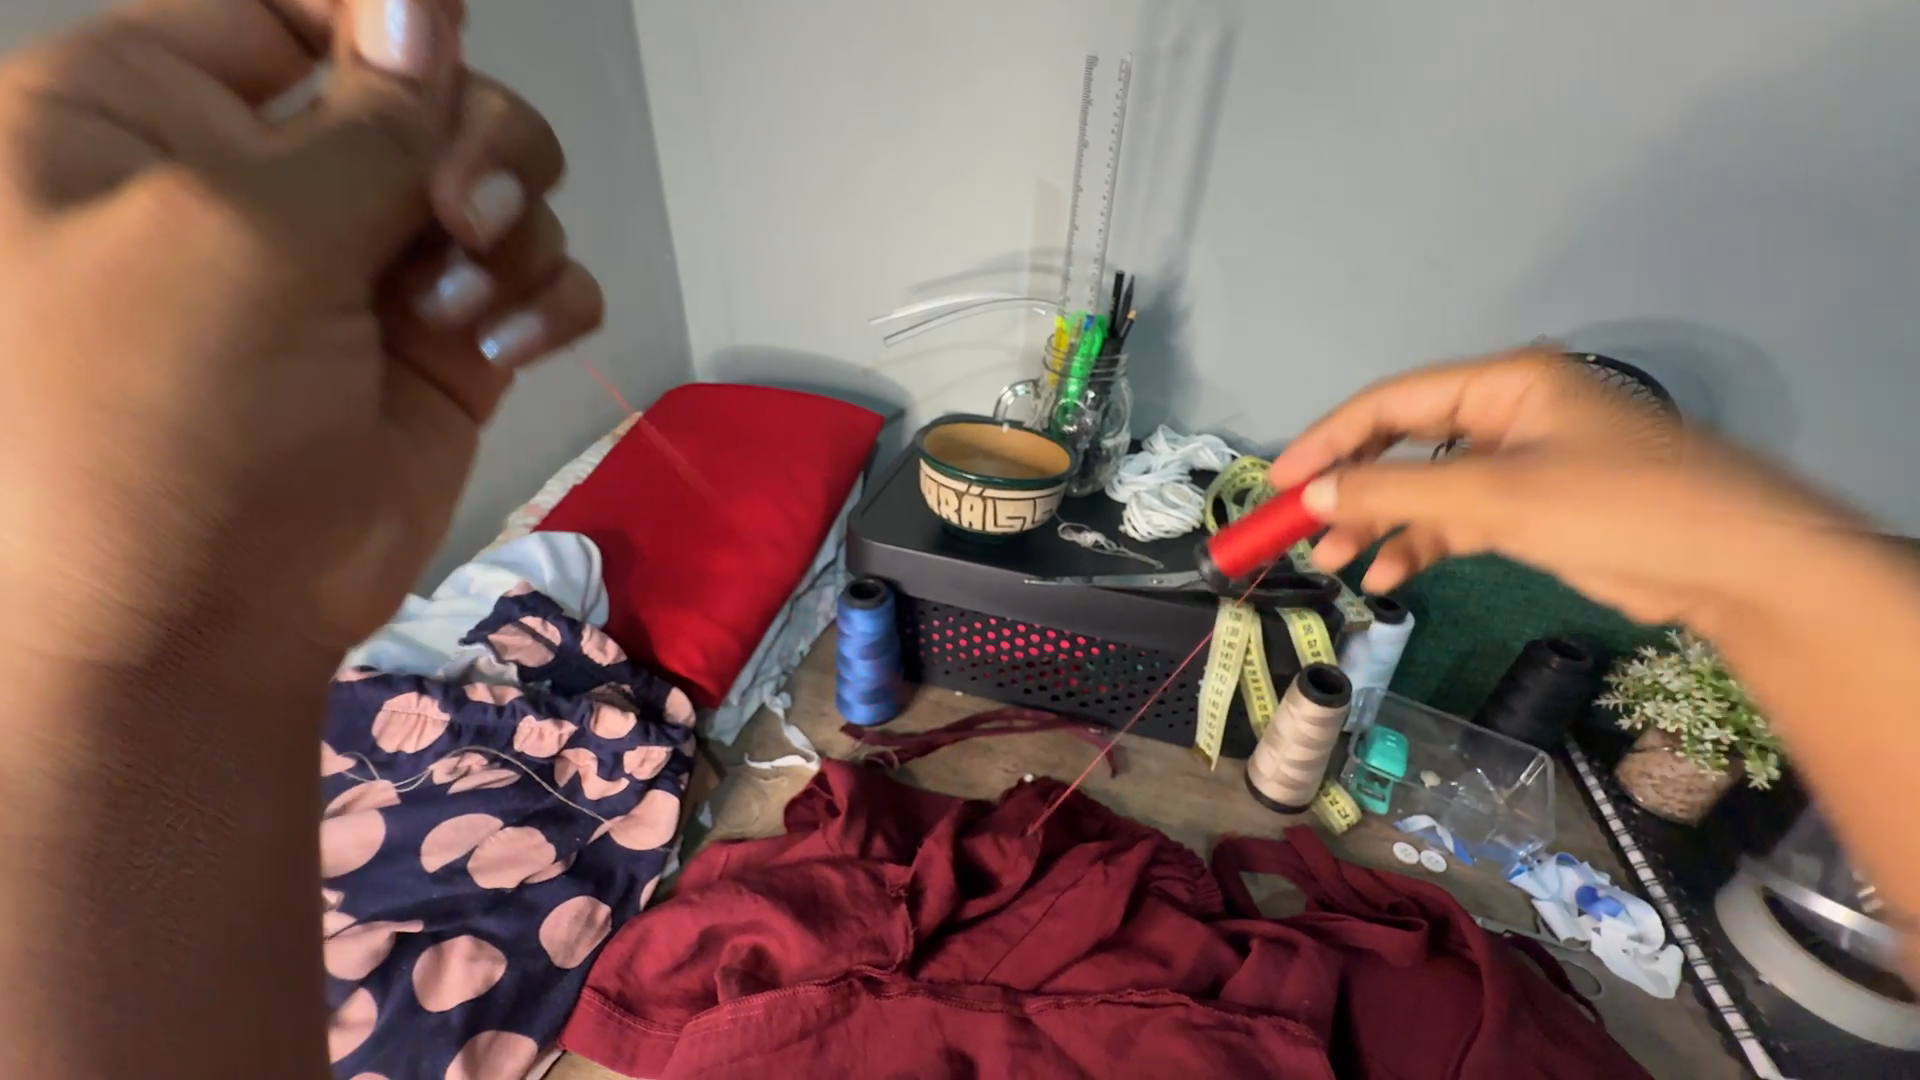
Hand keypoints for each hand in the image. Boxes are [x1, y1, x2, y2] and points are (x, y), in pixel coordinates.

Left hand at [0, 0, 603, 664]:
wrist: (212, 606)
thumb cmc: (163, 409)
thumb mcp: (243, 240)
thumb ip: (360, 124)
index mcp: (168, 114)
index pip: (304, 11)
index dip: (394, 27)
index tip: (448, 69)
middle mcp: (289, 180)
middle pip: (442, 104)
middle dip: (481, 154)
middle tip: (466, 221)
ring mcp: (386, 269)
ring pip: (510, 197)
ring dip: (513, 245)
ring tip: (464, 317)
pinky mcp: (459, 344)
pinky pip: (543, 286)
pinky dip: (546, 307)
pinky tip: (510, 350)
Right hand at [1267, 350, 1869, 628]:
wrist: (1738, 571)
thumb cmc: (1615, 508)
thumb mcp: (1491, 496)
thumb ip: (1391, 493)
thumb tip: (1307, 497)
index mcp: (1501, 386)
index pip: (1389, 404)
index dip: (1326, 441)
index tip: (1278, 481)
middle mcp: (1502, 417)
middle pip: (1398, 446)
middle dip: (1347, 489)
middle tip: (1295, 524)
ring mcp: (1514, 465)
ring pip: (1420, 490)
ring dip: (1375, 525)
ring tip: (1332, 560)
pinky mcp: (1525, 510)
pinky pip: (1450, 522)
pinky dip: (1417, 546)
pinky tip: (1387, 576)